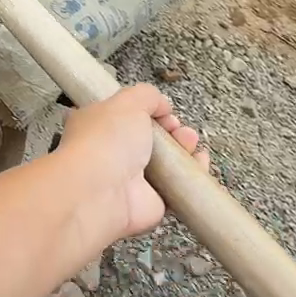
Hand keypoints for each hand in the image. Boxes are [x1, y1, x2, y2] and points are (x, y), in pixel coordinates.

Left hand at [44, 84, 207, 243]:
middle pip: (148, 137)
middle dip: (170, 129)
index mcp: (95, 125)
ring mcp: (130, 178)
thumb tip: (161, 105)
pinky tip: (200, 161)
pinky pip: (177, 186)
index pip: (122, 115)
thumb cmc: (106, 140)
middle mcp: (110, 151)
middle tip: (179, 129)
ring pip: (165, 161)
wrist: (101, 191)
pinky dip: (193, 173)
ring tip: (190, 141)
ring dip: (183, 149)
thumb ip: (146, 96)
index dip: (146, 111)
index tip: (162, 111)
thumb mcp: (126, 102)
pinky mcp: (151, 200)